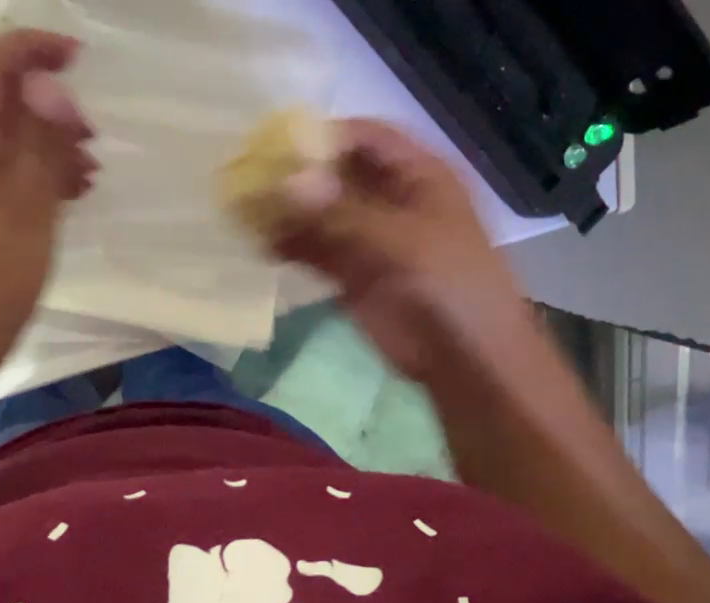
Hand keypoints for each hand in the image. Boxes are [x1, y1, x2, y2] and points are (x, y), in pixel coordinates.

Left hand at [0, 29, 96, 368]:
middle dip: (49, 102)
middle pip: (0, 99)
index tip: (81, 60)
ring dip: (49, 141)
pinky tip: (72, 193)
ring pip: (7, 139)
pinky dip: (39, 172)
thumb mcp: (28, 208)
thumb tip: (50, 86)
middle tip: (92, 131)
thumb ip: (40, 142)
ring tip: (90, 168)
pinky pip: (5, 173)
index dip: (35, 49)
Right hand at [272, 120, 528, 384]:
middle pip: (335, 174)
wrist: (464, 358)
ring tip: (245, 217)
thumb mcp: (401, 243)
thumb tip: (287, 182)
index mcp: (417, 176)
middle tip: (246, 181)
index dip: (322, 138)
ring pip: (320, 215)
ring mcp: (369, 239)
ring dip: (287, 213)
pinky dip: (291, 247)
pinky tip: (262, 248)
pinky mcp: (353, 276)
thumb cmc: (448, 288)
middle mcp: (390, 200)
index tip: (273, 147)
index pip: (363, 138)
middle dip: (295, 176)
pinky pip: (317, 252)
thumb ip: (343, 214)